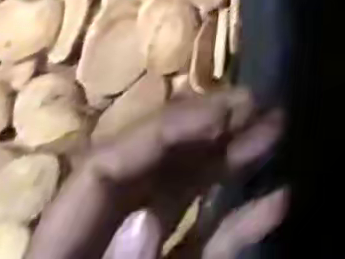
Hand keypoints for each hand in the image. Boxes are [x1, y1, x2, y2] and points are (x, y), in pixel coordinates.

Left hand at [29, 92, 286, 258]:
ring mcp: (142, 258)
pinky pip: (206, 244)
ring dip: (232, 160)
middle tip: (259, 101)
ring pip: (184, 197)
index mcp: (64, 246)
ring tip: (277, 127)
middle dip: (207, 130)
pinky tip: (279, 200)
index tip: (223, 110)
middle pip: (152, 168)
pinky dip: (241, 222)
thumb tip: (144, 218)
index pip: (107, 164)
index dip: (164, 128)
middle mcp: (105, 239)